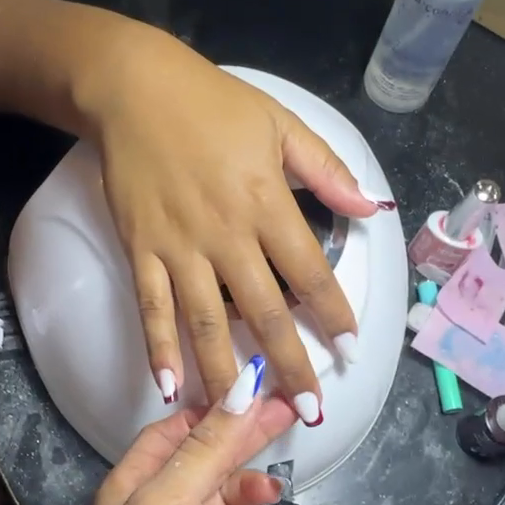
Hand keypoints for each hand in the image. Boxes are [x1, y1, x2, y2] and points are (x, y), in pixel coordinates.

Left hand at [49, 365, 296, 504]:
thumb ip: (208, 450)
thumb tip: (244, 388)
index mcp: (138, 480)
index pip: (181, 428)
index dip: (219, 408)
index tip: (261, 388)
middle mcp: (163, 504)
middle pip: (211, 457)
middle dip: (246, 437)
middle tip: (291, 413)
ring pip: (230, 495)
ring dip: (251, 487)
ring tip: (270, 492)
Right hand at [78, 29, 384, 419]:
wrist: (134, 89)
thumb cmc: (213, 105)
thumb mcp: (281, 124)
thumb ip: (327, 170)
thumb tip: (371, 211)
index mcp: (267, 202)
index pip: (310, 271)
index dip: (333, 314)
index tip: (350, 351)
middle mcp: (227, 235)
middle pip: (264, 311)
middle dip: (289, 364)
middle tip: (307, 409)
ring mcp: (179, 248)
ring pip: (208, 322)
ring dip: (226, 371)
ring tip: (241, 415)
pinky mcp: (141, 252)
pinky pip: (152, 308)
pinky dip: (159, 348)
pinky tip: (170, 386)